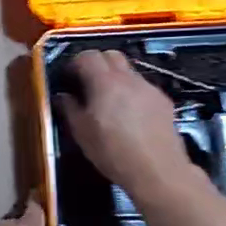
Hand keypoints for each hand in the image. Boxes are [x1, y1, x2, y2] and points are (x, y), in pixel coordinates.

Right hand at [56, 50, 195, 196]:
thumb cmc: (113, 152)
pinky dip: (130, 92)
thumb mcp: (82, 134)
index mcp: (105, 82)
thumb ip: (70, 109)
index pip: (88, 56)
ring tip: (106, 102)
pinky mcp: (163, 101)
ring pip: (128, 70)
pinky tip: (128, 116)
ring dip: (114, 78)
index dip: (75, 63)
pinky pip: (142, 87)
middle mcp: (129, 78)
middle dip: (96, 64)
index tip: (68, 78)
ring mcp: (149, 88)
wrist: (157, 170)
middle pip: (111, 55)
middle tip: (85, 84)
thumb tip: (62, 96)